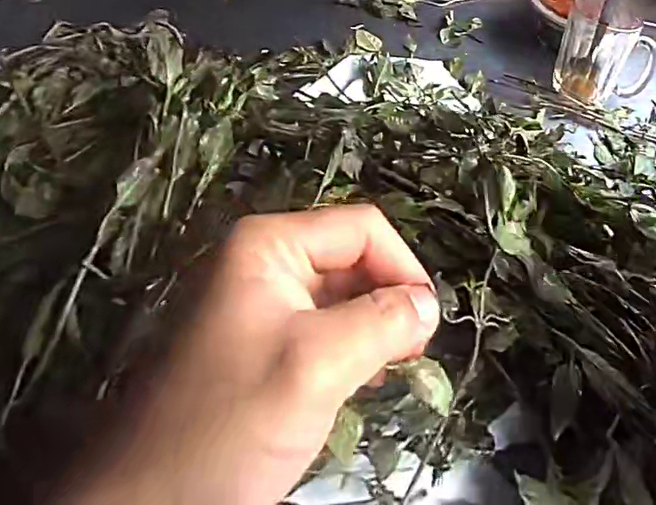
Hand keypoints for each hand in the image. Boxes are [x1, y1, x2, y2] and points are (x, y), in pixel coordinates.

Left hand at [65, 205, 438, 504]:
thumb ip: (382, 323)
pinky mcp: (255, 345)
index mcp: (269, 244)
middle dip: (386, 300)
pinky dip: (348, 348)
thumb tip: (429, 304)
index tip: (427, 323)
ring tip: (388, 370)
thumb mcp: (315, 367)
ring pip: (339, 296)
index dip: (402, 267)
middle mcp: (262, 262)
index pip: (362, 228)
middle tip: (411, 352)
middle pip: (352, 258)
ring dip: (372, 327)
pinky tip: (358, 382)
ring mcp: (255, 303)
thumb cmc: (226, 427)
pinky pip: (319, 328)